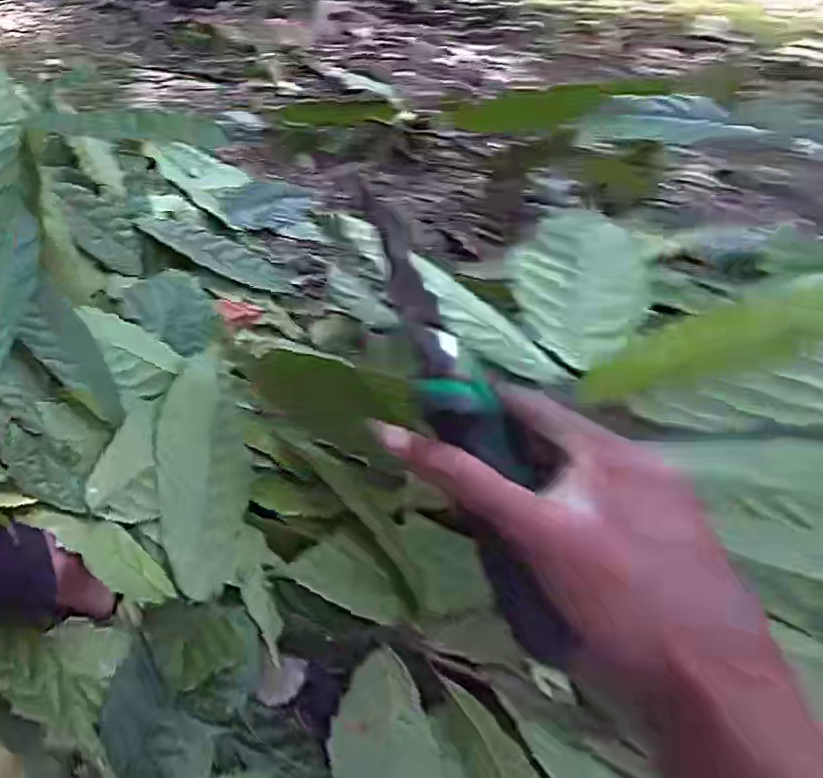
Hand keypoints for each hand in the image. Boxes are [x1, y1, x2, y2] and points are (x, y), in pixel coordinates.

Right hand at [373, 388, 775, 697]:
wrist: (712, 692)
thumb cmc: (619, 595)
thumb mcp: (529, 527)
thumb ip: (456, 473)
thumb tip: (380, 428)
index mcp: (612, 450)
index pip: (520, 401)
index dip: (464, 400)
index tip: (414, 412)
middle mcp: (632, 465)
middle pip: (533, 436)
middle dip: (480, 447)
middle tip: (433, 464)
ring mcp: (642, 502)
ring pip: (547, 470)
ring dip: (501, 478)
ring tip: (461, 501)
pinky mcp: (640, 535)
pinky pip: (567, 499)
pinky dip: (528, 503)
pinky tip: (506, 529)